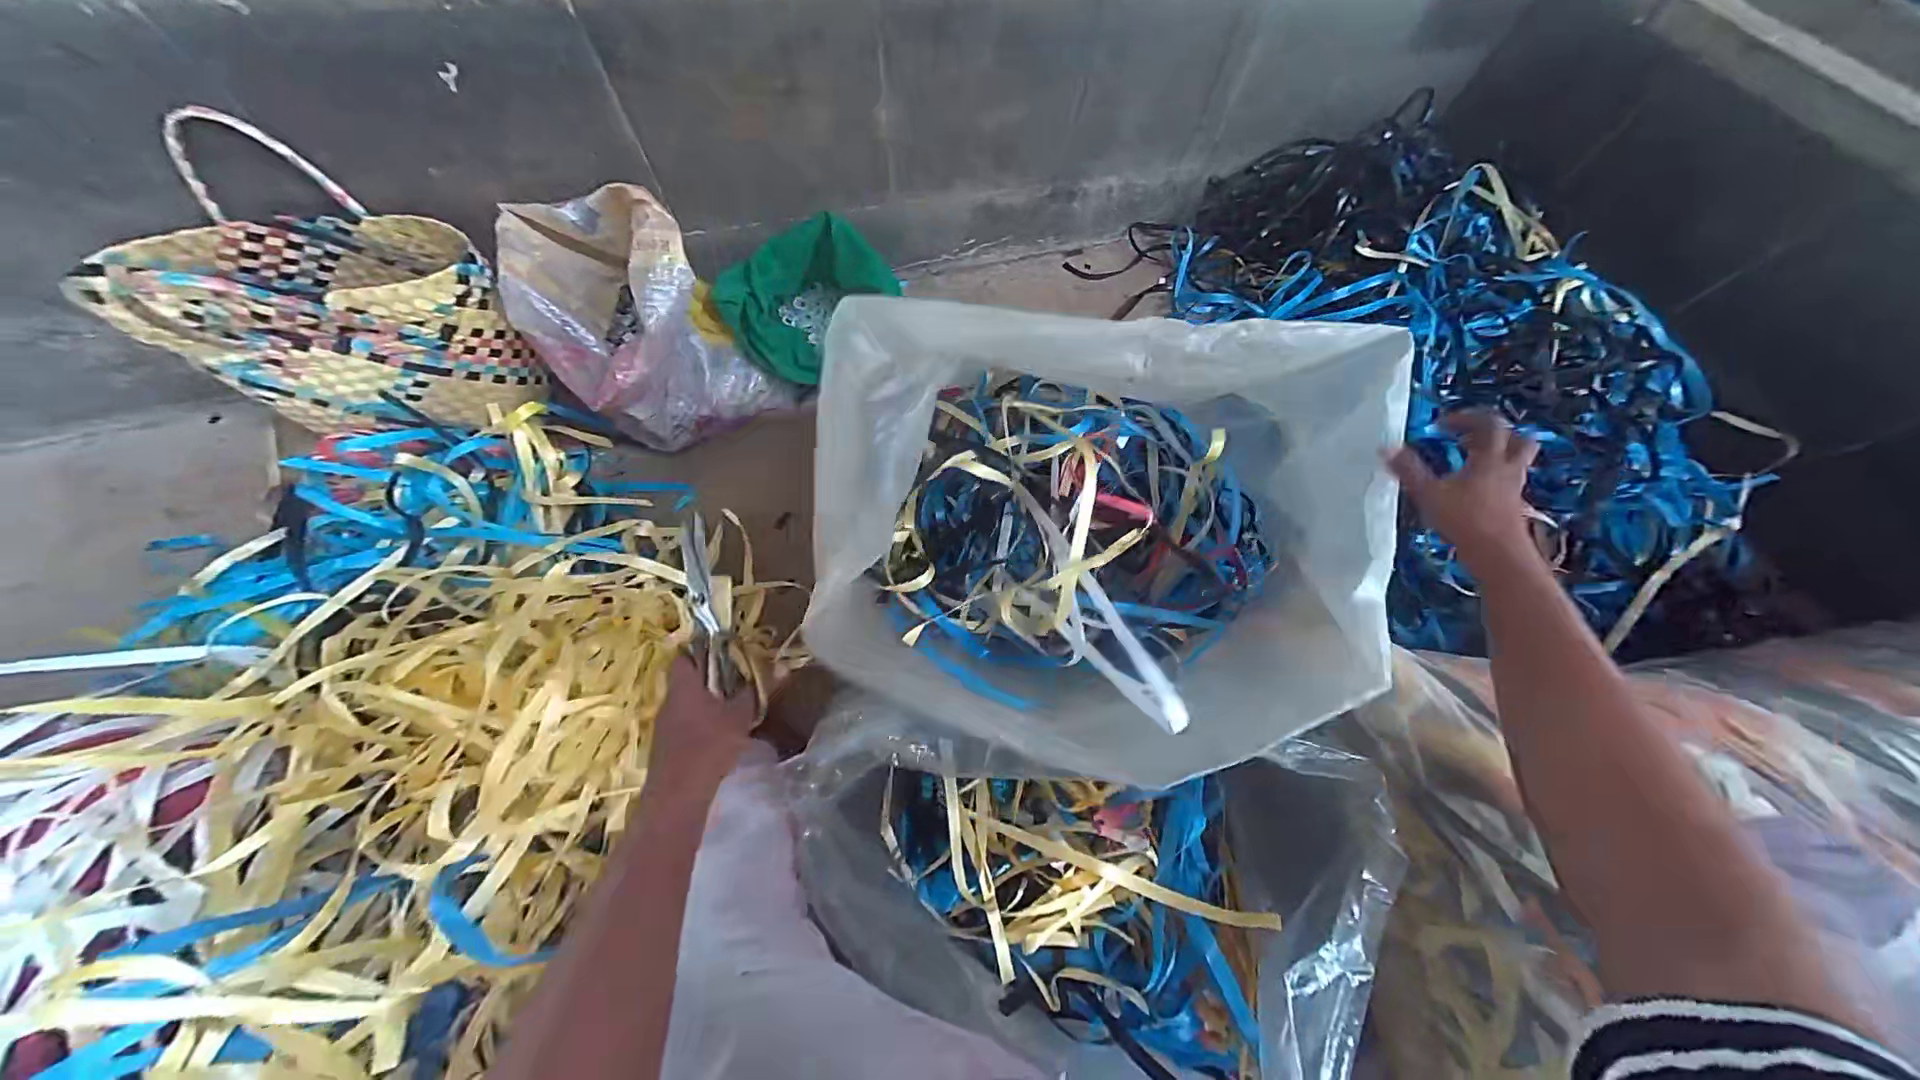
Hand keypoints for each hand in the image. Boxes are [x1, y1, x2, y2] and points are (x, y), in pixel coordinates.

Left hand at [650, 655, 756, 785]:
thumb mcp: (740, 716)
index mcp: (683, 687)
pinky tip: (722, 734)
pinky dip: (704, 722)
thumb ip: (757, 690)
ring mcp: (665, 725)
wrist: (678, 796)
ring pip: (688, 703)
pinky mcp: (667, 747)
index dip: (703, 650)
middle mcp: (669, 701)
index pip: (685, 656)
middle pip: (688, 680)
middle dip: (712, 677)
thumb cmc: (709, 746)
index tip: (727, 651)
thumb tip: (780, 666)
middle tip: (739, 678)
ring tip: (735, 705)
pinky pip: (686, 723)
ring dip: (708, 702)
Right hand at [1387, 410, 1540, 574]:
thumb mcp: (1428, 493)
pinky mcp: (1512, 506)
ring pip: (1516, 460)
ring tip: (1471, 459)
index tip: (1441, 424)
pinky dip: (1493, 477)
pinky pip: (1508, 481)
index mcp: (1489, 459)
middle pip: (1516, 438)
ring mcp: (1513, 488)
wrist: (1498, 554)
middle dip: (1492, 433)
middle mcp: (1507, 469)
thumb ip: (1408, 470)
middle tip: (1466, 437)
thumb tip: (1386, 448)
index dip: (1466, 418)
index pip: (1488, 424)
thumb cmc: (1464, 520)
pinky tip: (1473, 488)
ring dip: (1498, 453)